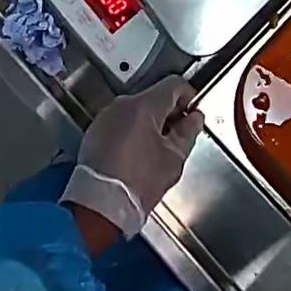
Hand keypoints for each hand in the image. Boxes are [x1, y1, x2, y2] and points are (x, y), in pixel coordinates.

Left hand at [61, 76, 204, 238]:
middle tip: (177, 137)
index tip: (192, 113)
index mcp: (145, 106)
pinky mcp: (95, 130)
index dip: (189, 97)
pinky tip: (136, 154)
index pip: (175, 84)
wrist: (99, 206)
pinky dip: (131, 131)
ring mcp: (107, 116)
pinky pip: (120, 122)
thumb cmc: (135, 185)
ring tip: (155, 150)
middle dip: (169, 113)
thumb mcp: (173, 159)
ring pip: (137, 109)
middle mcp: (123, 104)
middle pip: (155, 96)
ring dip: (149, 123)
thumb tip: (194, 118)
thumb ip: (188, 132)